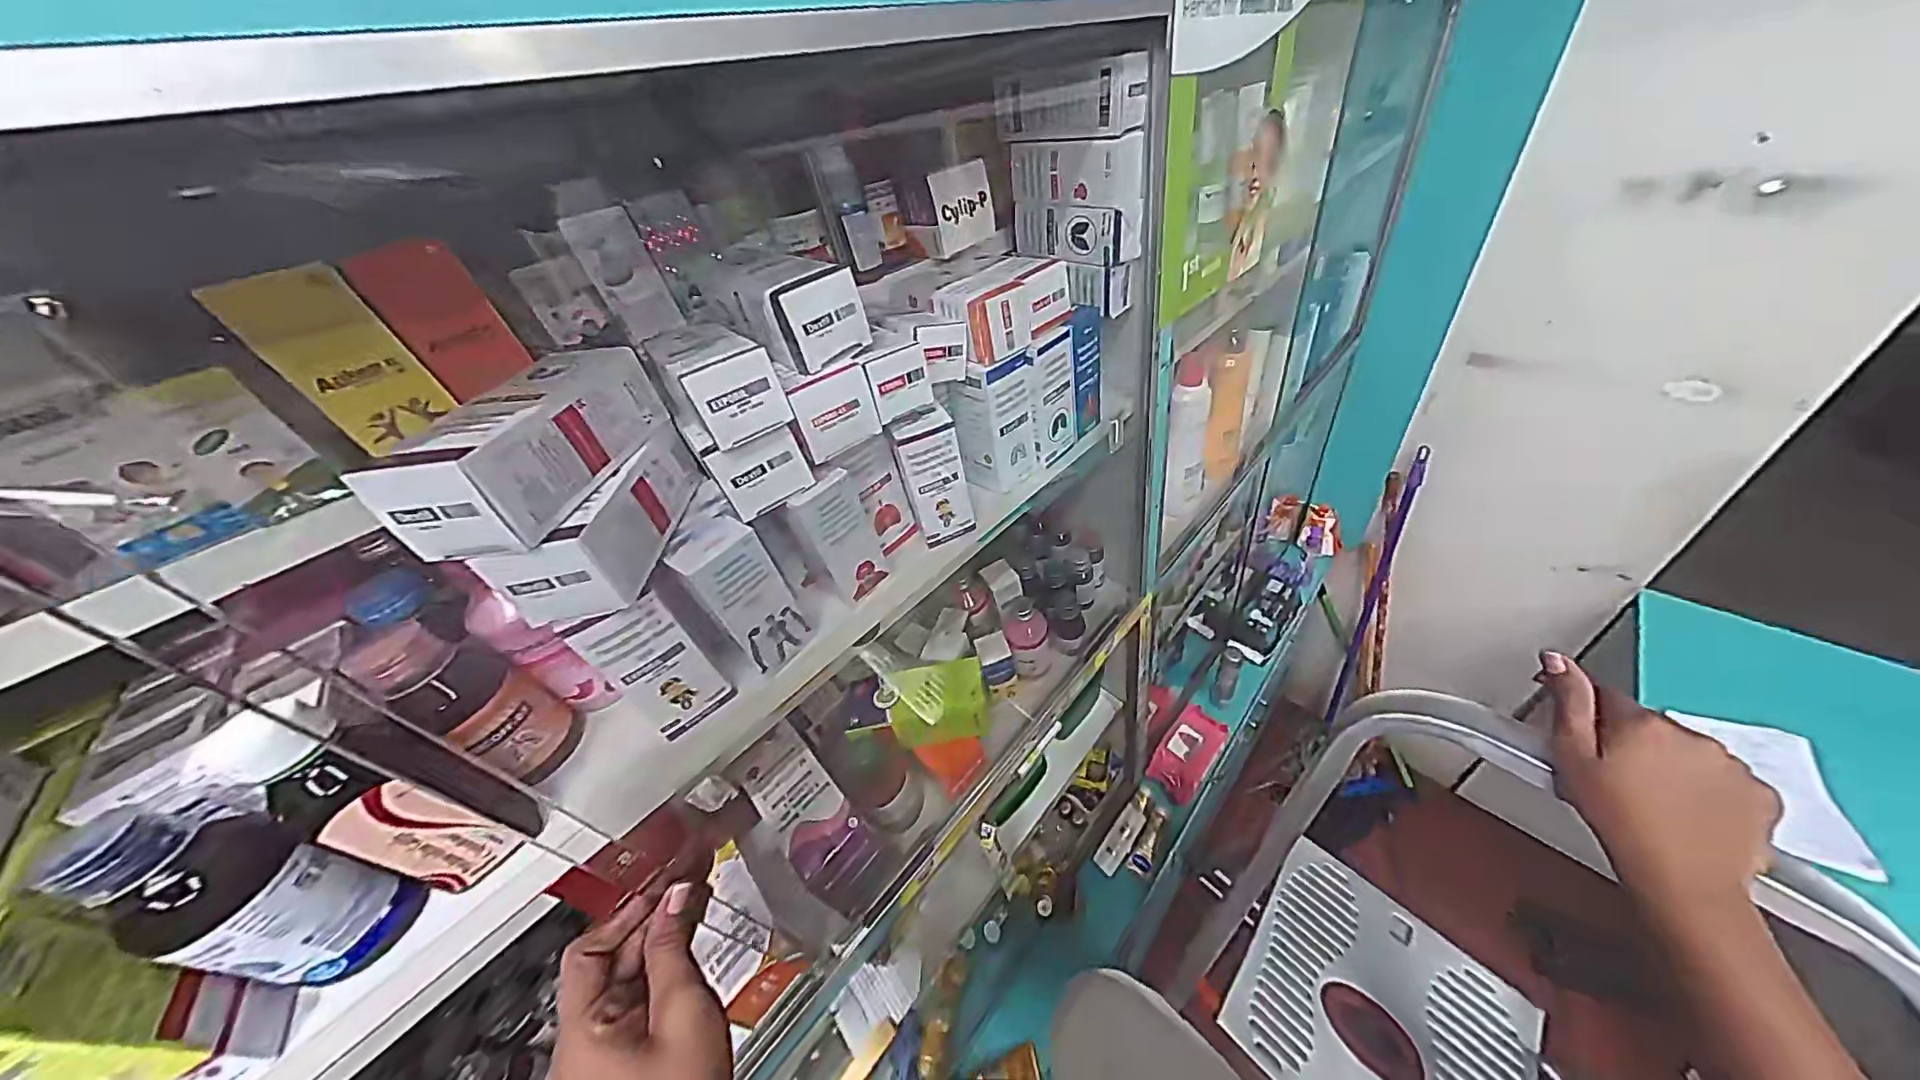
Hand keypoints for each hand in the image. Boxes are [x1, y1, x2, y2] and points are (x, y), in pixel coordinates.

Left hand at [555, 868, 729, 1079]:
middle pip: (609, 960)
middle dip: (650, 919)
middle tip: (688, 887)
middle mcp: (583, 1039)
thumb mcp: (684, 1012)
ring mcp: (604, 1051)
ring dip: (660, 940)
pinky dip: (664, 968)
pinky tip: (688, 948)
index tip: (666, 883)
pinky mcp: (625, 1059)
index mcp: (583, 1029)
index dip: (630, 910)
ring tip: (693, 907)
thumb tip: (675, 898)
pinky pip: (640, 998)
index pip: (591, 948)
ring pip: (627, 977)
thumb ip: (674, 949)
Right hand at [1536, 650, 1782, 919]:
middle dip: (1629, 744)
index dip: (1585, 711)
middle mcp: (1690, 735)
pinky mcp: (1761, 795)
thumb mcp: (1570, 757)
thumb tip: (1558, 661)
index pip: (1605, 696)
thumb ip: (1567, 702)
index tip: (1577, 732)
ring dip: (1669, 766)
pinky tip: (1687, 811)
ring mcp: (1732, 765)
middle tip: (1610, 777)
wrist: (1681, 879)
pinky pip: (1725, 780)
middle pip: (1647, 726)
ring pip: (1686, 752)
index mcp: (1641, 722)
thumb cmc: (1617, 818)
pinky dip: (1707, 790)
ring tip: (1649, 799)